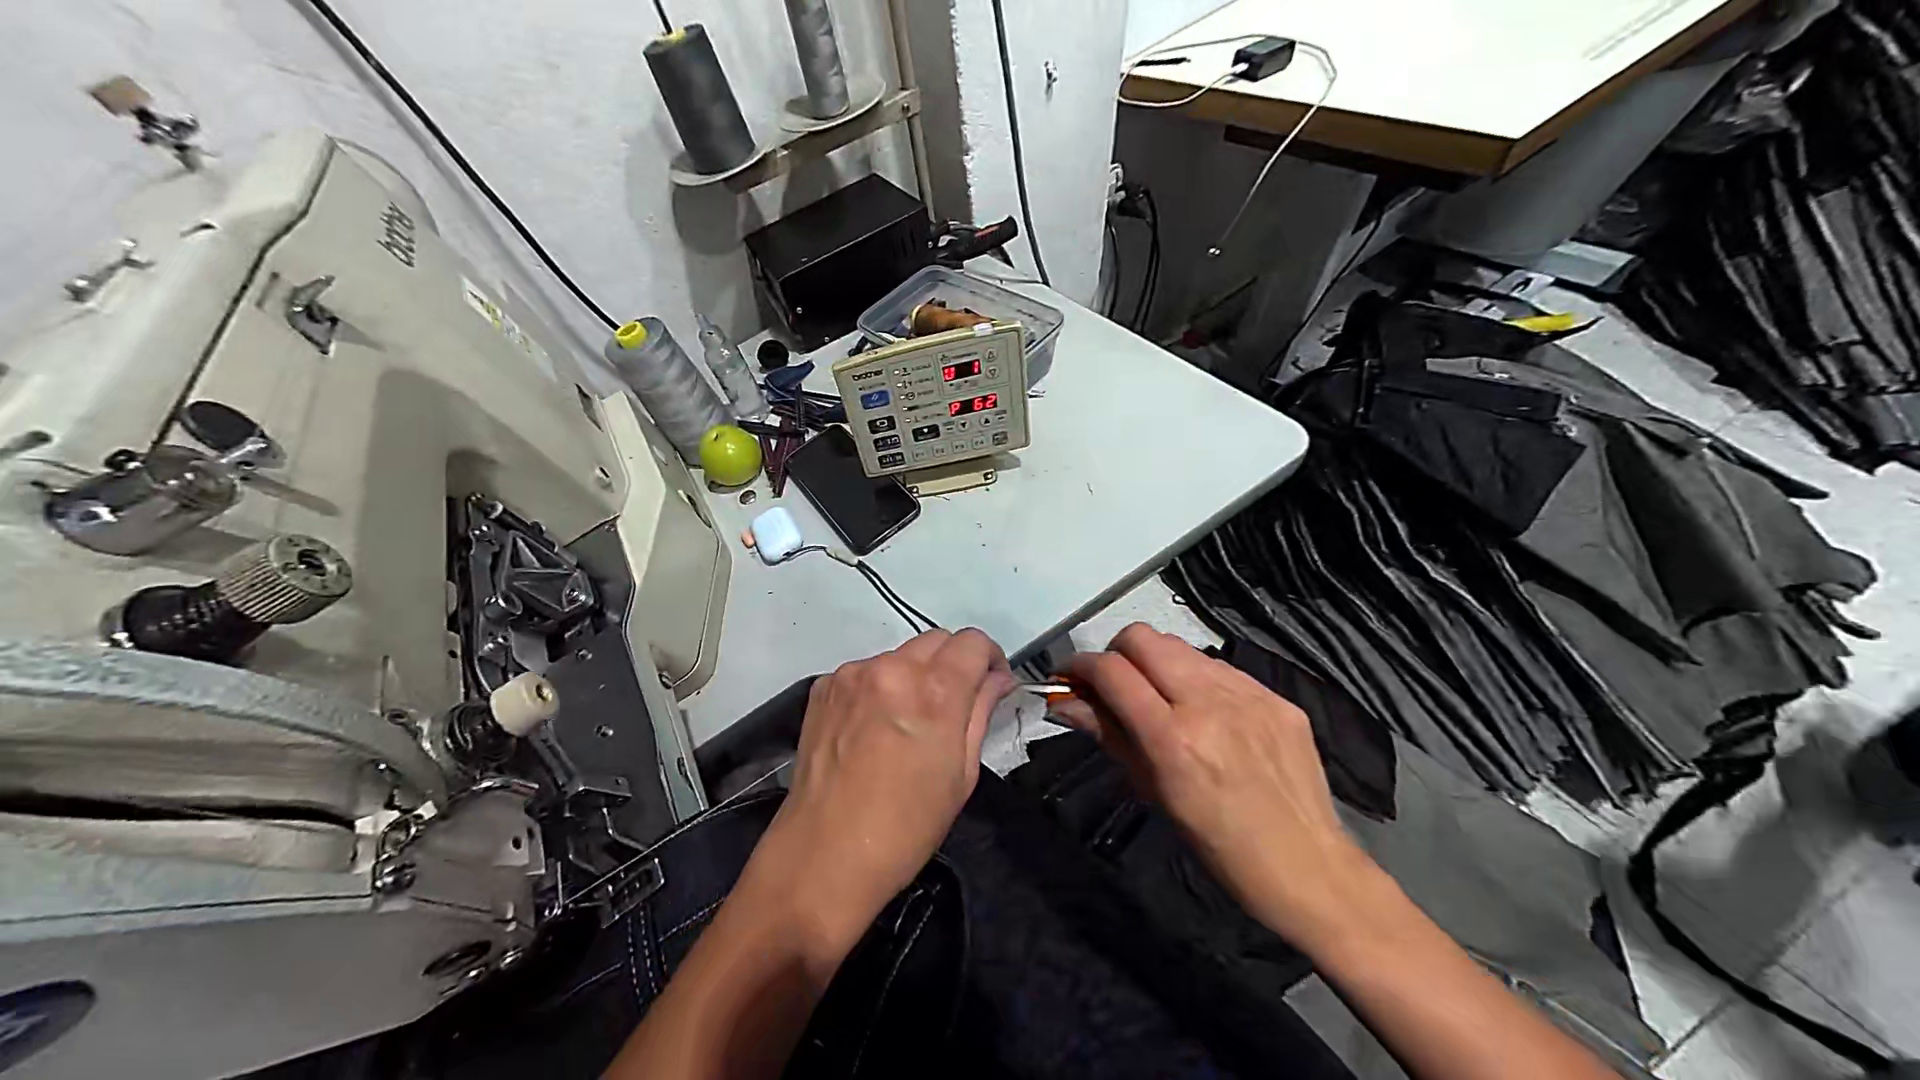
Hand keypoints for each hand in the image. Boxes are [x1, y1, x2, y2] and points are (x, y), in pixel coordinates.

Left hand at [775, 628, 1015, 915]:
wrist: (824, 855)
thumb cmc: (905, 827)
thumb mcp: (962, 774)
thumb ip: (981, 712)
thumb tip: (997, 679)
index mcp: (935, 690)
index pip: (974, 642)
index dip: (990, 658)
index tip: (991, 682)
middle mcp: (893, 668)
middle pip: (938, 640)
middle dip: (954, 664)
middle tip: (954, 705)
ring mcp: (853, 675)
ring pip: (901, 655)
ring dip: (915, 675)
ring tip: (907, 723)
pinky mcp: (824, 687)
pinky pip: (866, 673)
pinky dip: (880, 688)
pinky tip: (874, 728)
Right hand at [1059, 623, 1373, 942]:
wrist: (1309, 868)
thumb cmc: (1218, 846)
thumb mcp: (1153, 793)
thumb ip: (1109, 735)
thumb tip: (1065, 702)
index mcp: (1173, 738)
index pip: (1111, 671)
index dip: (1080, 666)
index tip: (1069, 677)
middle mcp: (1209, 704)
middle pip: (1143, 638)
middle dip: (1116, 653)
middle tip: (1114, 685)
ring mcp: (1249, 695)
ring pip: (1181, 647)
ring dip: (1156, 663)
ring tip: (1160, 698)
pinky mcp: (1276, 696)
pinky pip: (1220, 667)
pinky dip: (1197, 679)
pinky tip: (1204, 712)